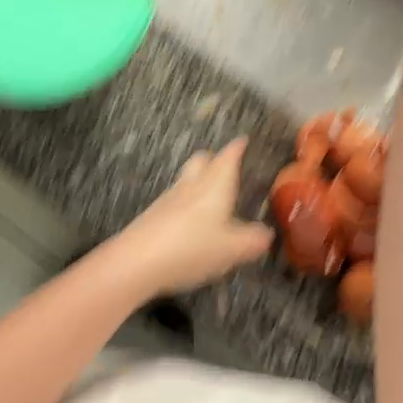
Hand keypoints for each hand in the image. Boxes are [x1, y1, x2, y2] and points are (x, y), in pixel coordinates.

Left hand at [100, 138, 274, 296]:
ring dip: (199, 181)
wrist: (136, 261)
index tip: (243, 141)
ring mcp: (168, 199)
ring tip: (212, 196)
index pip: (227, 158)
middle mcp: (190, 186)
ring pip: (186, 179)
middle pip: (201, 161)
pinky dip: (186, 203)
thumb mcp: (233, 249)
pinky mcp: (153, 216)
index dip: (236, 148)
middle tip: (226, 167)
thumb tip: (266, 233)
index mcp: (213, 186)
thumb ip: (253, 240)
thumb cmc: (191, 248)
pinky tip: (191, 222)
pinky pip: (175, 200)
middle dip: (214, 160)